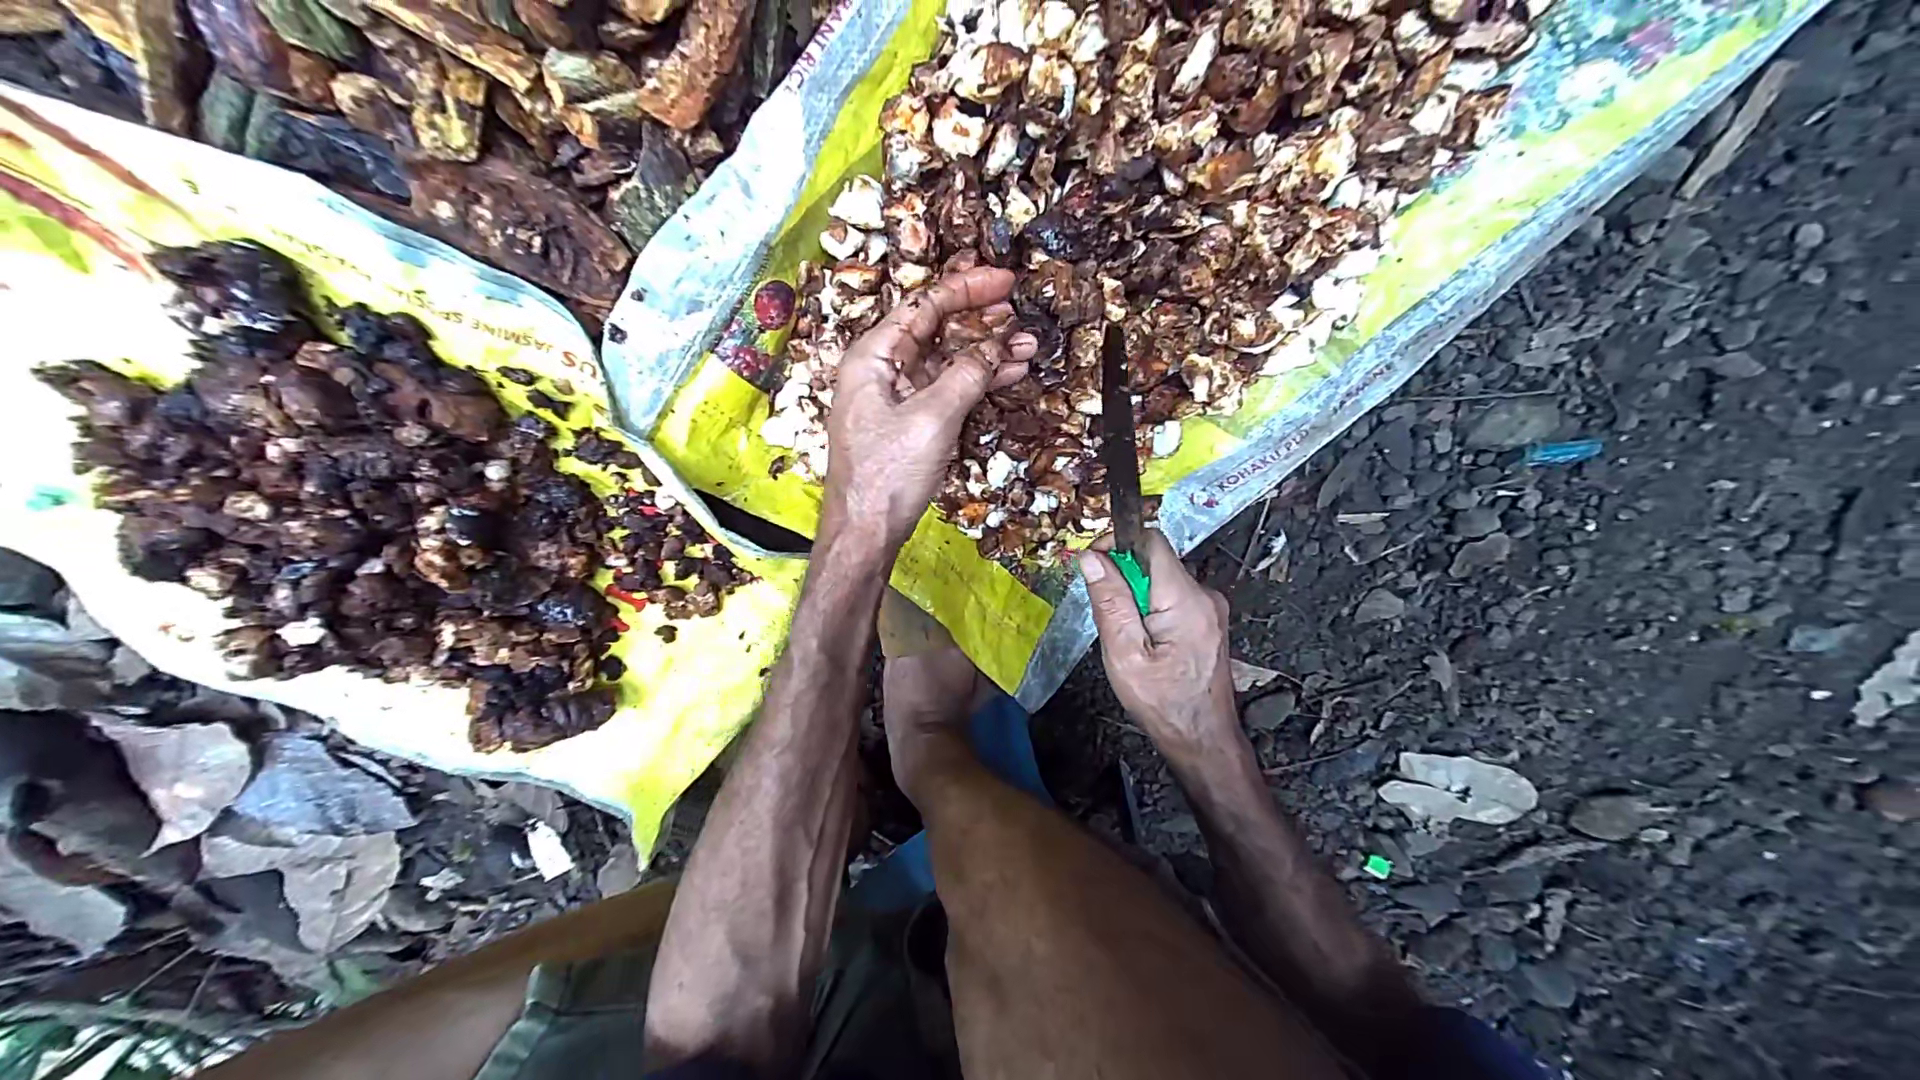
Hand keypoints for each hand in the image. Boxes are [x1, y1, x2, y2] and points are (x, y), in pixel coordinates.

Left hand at [823, 268, 1035, 553]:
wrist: (866, 531)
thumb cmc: (887, 475)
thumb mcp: (931, 418)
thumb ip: (967, 374)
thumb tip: (999, 344)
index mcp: (873, 357)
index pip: (923, 306)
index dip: (966, 289)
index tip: (1004, 281)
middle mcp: (882, 370)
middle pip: (935, 330)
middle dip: (980, 321)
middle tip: (1018, 312)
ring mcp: (896, 397)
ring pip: (945, 361)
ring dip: (985, 353)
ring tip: (1026, 347)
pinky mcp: (909, 422)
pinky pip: (946, 389)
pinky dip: (975, 381)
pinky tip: (1006, 373)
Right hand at [1079, 530, 1239, 756]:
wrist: (1203, 738)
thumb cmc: (1162, 703)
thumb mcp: (1124, 654)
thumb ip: (1109, 602)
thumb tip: (1091, 558)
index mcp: (1185, 599)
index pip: (1151, 541)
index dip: (1118, 545)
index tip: (1093, 567)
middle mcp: (1204, 595)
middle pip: (1155, 560)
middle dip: (1124, 577)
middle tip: (1108, 616)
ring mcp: (1210, 607)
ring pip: (1161, 579)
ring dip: (1136, 595)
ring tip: (1127, 635)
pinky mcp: (1208, 619)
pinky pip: (1172, 596)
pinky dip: (1151, 608)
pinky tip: (1146, 641)